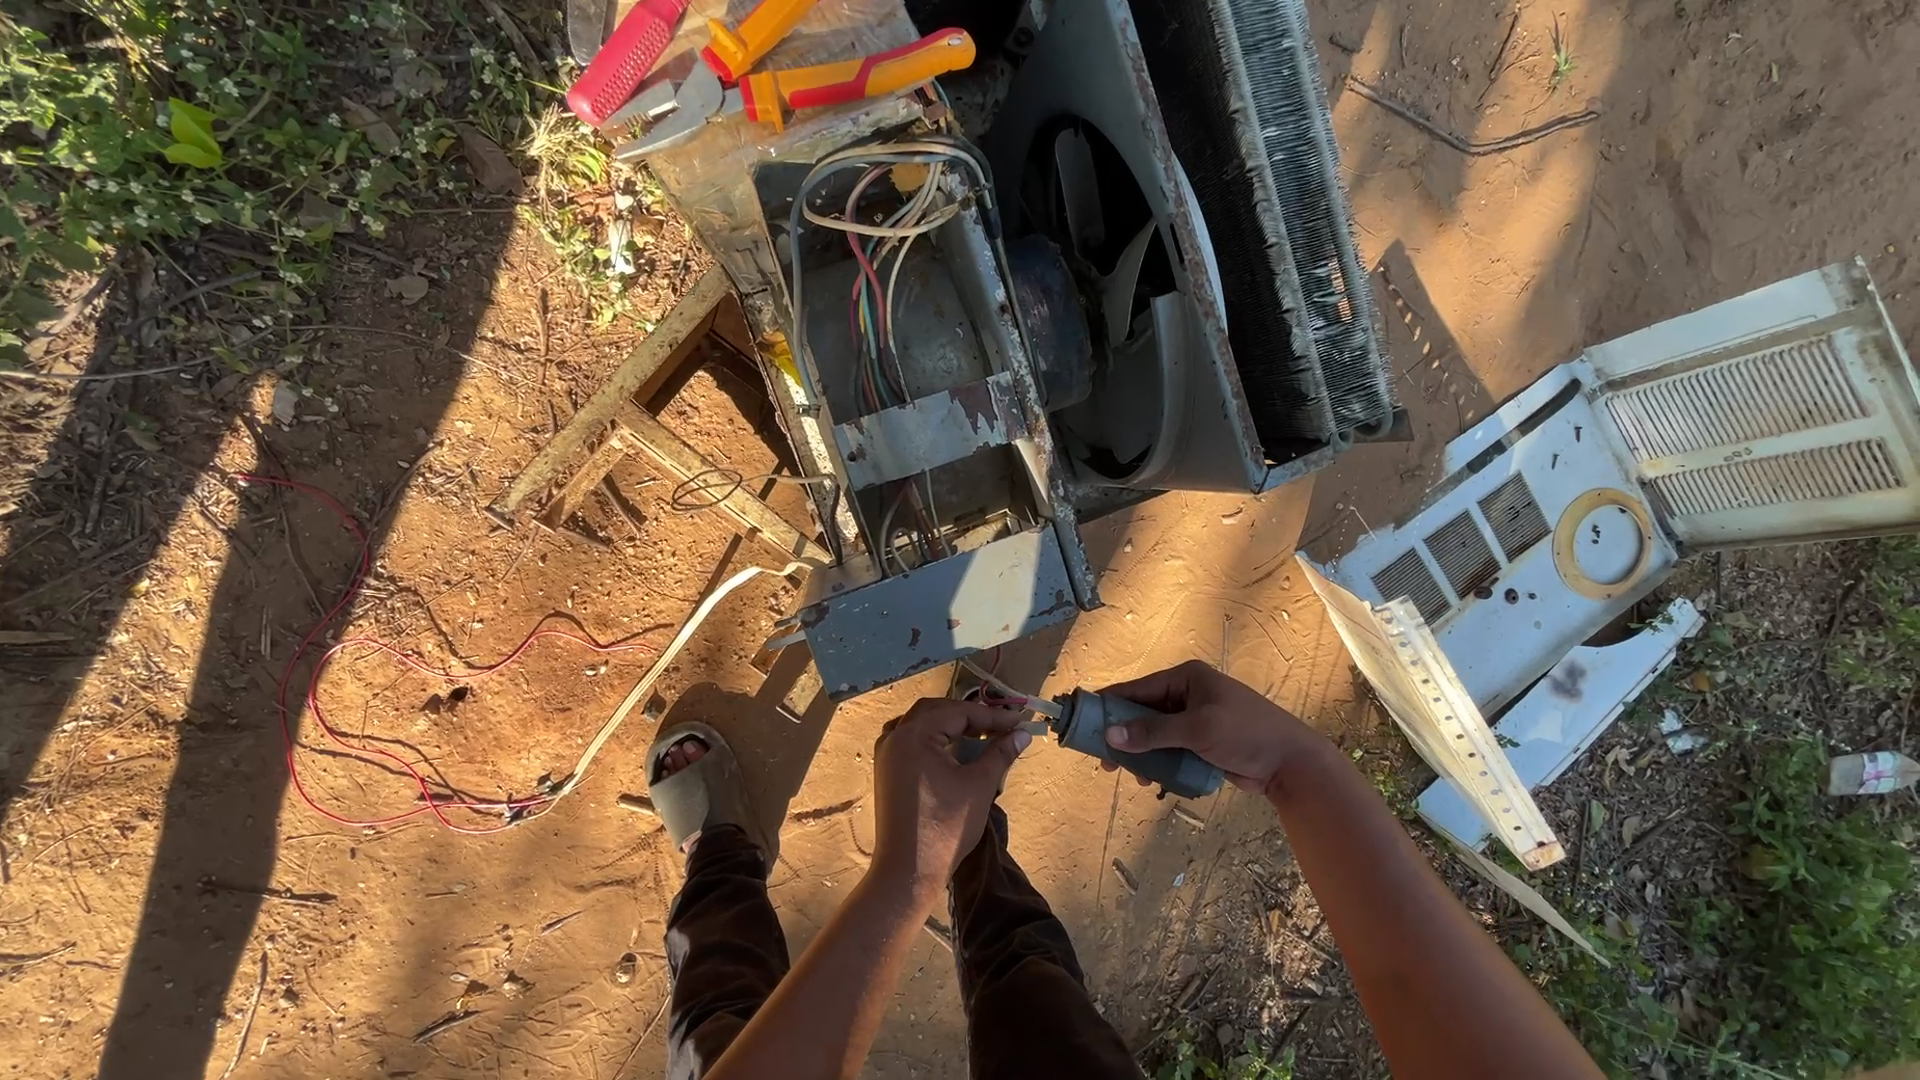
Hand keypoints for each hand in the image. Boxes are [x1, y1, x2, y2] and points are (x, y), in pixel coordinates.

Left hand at [869, 698, 1030, 908]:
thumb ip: (1001, 753)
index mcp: (915, 735)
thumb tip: (1022, 733)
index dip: (991, 716)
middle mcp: (895, 737)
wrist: (908, 871)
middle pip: (936, 710)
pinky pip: (908, 739)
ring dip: (948, 722)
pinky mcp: (885, 771)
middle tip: (1000, 725)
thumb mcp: (979, 785)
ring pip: (919, 722)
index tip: (1019, 721)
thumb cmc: (945, 827)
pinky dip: (930, 736)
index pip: (958, 712)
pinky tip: (947, 747)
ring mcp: (886, 754)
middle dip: (969, 714)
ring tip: (977, 732)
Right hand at [1098, 660, 1327, 797]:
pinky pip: (1170, 749)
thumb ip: (1152, 733)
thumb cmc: (1246, 734)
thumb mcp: (1197, 730)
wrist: (1293, 762)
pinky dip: (1159, 763)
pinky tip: (1154, 780)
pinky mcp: (1202, 741)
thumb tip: (1109, 736)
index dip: (1108, 706)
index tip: (1083, 725)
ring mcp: (1195, 718)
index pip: (1136, 689)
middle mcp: (1187, 693)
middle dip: (1124, 737)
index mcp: (1185, 677)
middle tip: (1107, 763)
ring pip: (1154, 735)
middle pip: (1142, 713)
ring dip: (1142, 755)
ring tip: (1137, 778)